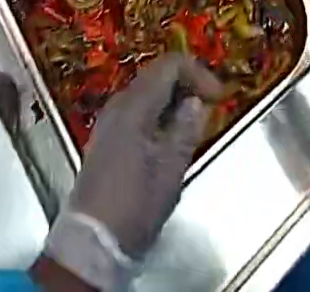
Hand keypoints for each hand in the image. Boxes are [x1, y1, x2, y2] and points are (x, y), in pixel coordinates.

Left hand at [42, 56, 225, 289]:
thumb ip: (186, 128)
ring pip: (147, 91)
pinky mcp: (107, 136)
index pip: (169, 65)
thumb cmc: (135, 205)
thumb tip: (196, 102)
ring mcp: (109, 120)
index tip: (218, 95)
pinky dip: (159, 111)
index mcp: (134, 106)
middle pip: (156, 74)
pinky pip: (137, 108)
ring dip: (174, 98)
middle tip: (211, 104)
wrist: (91, 243)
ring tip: (196, 119)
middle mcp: (118, 104)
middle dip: (187, 83)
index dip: (197, 73)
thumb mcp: (170, 168)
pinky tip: (171, 133)